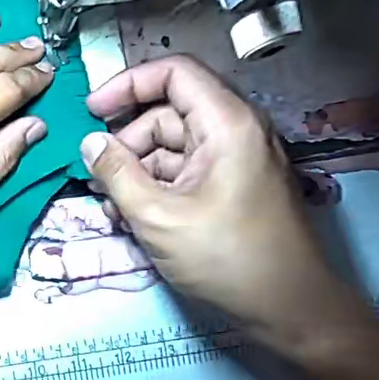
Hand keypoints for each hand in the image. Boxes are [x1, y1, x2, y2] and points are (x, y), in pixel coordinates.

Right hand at [79, 55, 374, 352]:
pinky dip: (160, 187)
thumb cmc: (226, 257)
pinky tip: (136, 218)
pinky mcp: (235, 185)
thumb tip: (89, 143)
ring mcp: (237, 159)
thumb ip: (117, 174)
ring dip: (139, 171)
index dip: (127, 84)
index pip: (173, 73)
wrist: (288, 306)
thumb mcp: (158, 217)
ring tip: (113, 209)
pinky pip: (189, 171)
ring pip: (175, 147)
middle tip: (98, 178)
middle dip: (128, 143)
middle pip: (169, 114)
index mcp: (227, 122)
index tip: (92, 111)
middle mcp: (236, 130)